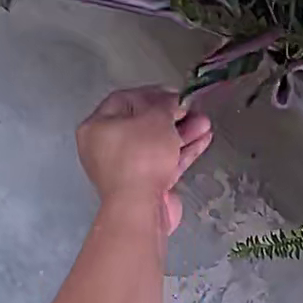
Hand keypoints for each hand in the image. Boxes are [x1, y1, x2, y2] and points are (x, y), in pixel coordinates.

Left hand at [75, 86, 212, 232]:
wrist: (140, 208)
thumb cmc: (140, 156)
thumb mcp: (155, 119)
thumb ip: (167, 105)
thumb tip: (175, 102)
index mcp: (97, 127)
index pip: (124, 101)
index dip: (152, 94)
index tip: (175, 94)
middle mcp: (107, 148)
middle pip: (143, 124)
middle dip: (172, 116)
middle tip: (193, 109)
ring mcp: (127, 169)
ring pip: (157, 144)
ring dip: (182, 132)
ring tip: (205, 124)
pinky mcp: (145, 186)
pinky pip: (164, 162)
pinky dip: (182, 151)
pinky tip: (202, 139)